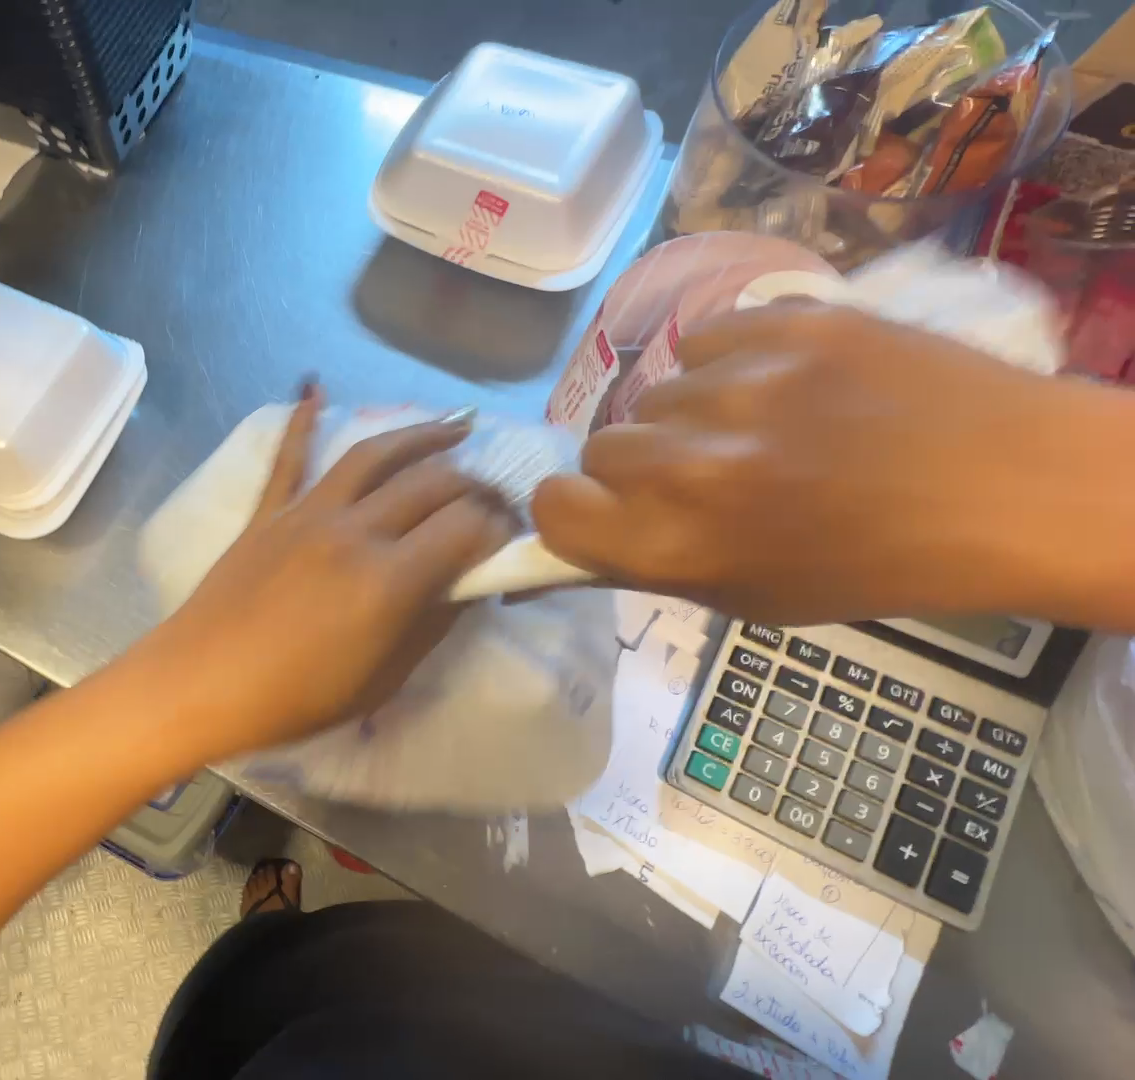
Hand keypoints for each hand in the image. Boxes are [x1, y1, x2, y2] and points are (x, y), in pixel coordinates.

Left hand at [128, 387, 515, 762]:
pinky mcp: (267, 512)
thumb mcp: (381, 679)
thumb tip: (467, 583)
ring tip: (457, 424)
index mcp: (389, 580)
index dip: (500, 526)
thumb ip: (432, 624)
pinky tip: (315, 386)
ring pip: (372, 454)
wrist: (201, 684)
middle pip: (431, 482)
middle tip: (492, 493)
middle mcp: (354, 531)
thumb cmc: (294, 698)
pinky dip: (303, 418)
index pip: (467, 527)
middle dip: (475, 482)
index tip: (510, 535)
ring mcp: (305, 514)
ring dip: (421, 434)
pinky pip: (289, 457)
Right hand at [533, 305, 1100, 624]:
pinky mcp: (785, 321)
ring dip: (687, 415)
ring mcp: (737, 384)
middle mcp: (687, 464)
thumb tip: (570, 534)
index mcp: (674, 542)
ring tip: (760, 427)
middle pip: (598, 446)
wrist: (1022, 489)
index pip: (552, 505)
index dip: (575, 509)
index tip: (611, 511)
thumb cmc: (871, 565)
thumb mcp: (744, 596)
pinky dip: (726, 362)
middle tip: (704, 473)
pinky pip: (703, 339)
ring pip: (654, 393)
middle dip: (635, 464)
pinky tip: (782, 385)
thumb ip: (642, 564)